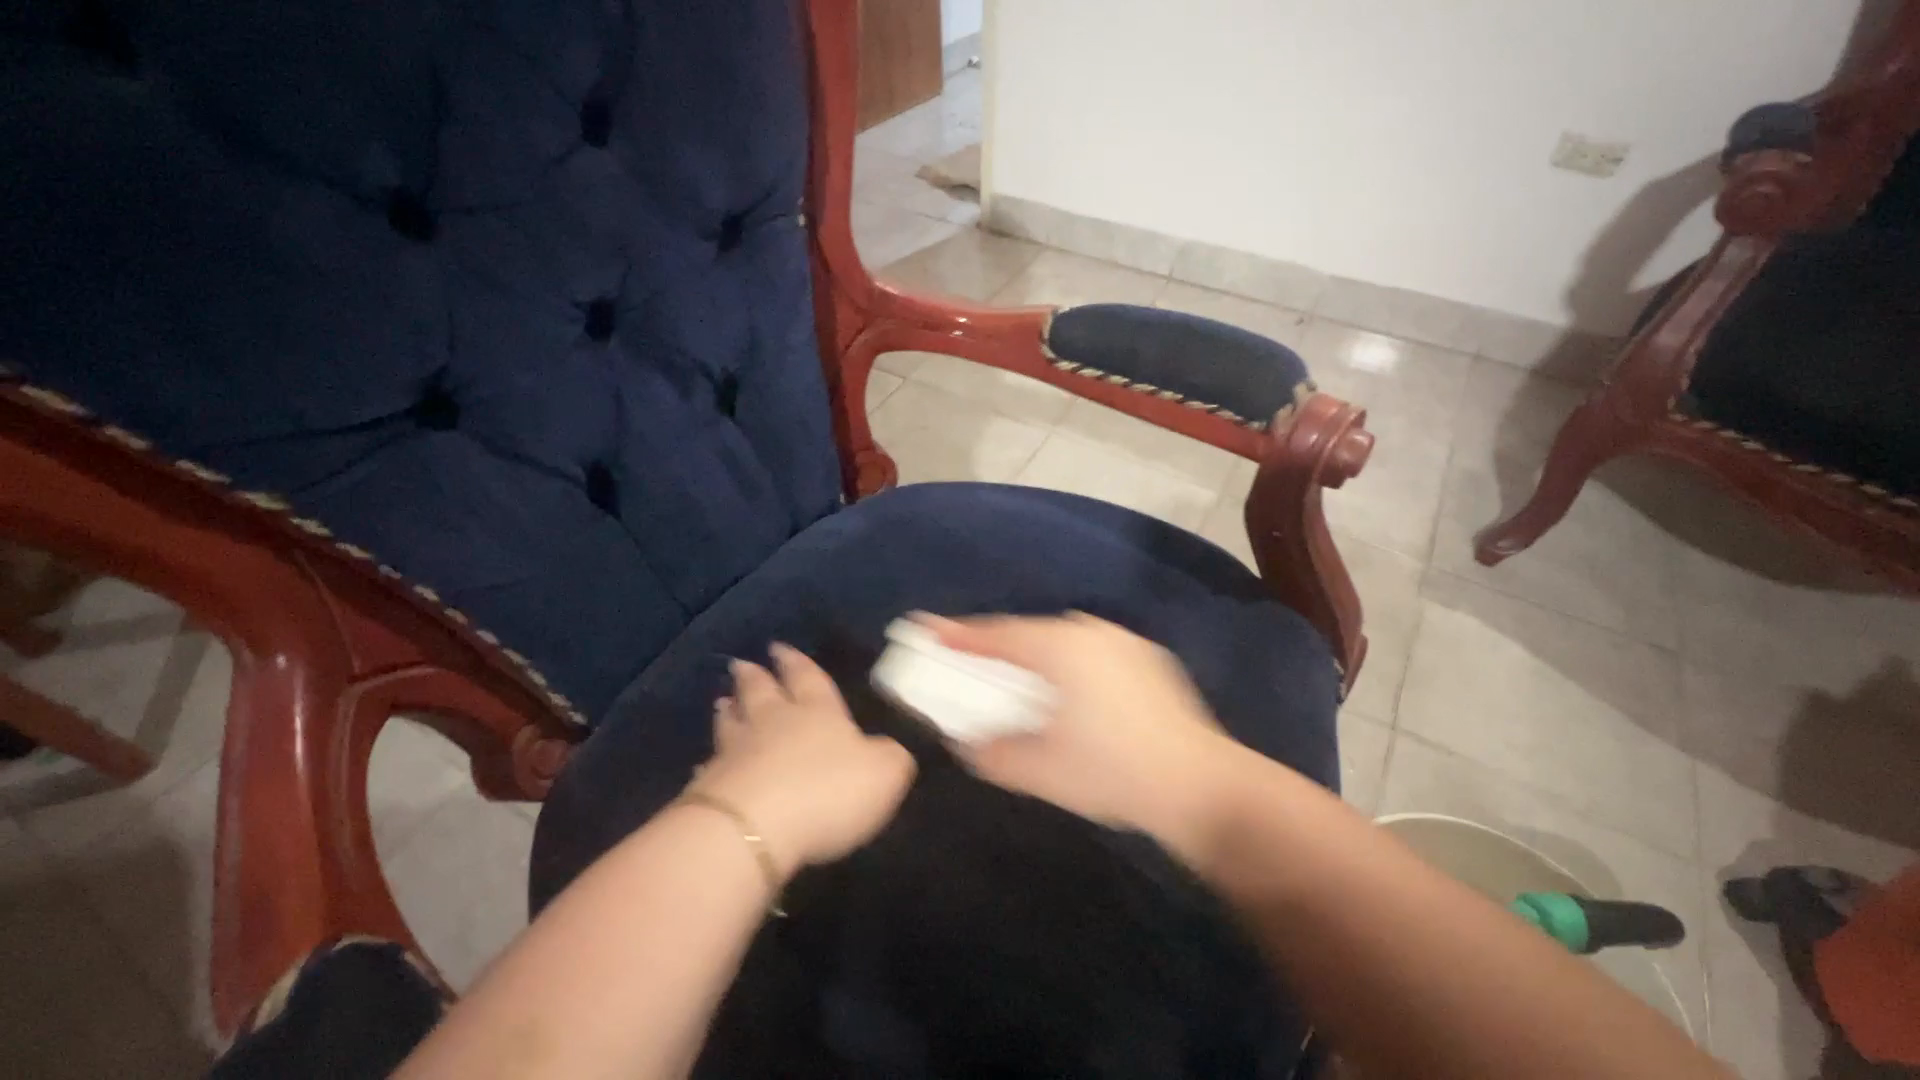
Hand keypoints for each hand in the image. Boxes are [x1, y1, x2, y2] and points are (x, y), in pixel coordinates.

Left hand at [688, 643, 915, 878]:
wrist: (755, 828)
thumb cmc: (827, 792)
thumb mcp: (884, 773)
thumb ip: (890, 757)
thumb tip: (887, 749)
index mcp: (817, 713)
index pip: (808, 679)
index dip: (798, 664)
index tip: (780, 647)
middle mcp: (773, 723)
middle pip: (762, 692)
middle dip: (756, 676)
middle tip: (742, 663)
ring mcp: (736, 752)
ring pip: (732, 723)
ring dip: (729, 711)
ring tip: (722, 701)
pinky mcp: (710, 787)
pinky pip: (710, 767)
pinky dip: (709, 763)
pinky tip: (703, 765)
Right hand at [925, 612, 1251, 866]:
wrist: (1200, 786)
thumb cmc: (1110, 772)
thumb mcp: (1037, 770)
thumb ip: (991, 751)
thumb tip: (968, 741)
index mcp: (1060, 647)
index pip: (996, 635)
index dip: (956, 635)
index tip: (924, 630)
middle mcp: (1092, 633)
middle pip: (1029, 634)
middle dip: (995, 647)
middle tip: (966, 660)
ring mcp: (1125, 643)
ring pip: (1063, 643)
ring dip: (1034, 657)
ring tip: (1014, 680)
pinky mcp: (1150, 662)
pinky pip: (1091, 654)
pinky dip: (1067, 667)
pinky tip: (1067, 695)